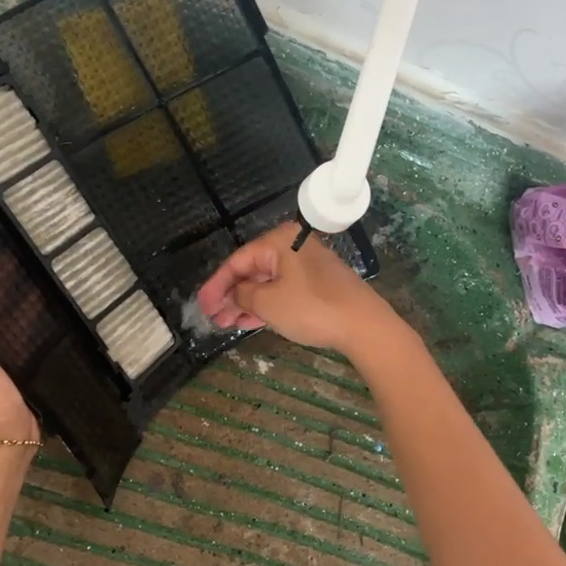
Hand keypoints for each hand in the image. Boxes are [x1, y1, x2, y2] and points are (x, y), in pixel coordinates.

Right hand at [195, 223, 399, 353]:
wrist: (363, 324)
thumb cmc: (312, 307)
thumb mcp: (269, 302)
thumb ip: (243, 295)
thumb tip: (233, 294)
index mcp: (280, 241)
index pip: (238, 260)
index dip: (216, 285)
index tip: (202, 305)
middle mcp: (293, 246)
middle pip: (253, 270)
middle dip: (231, 295)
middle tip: (213, 318)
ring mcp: (308, 265)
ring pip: (268, 282)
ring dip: (247, 303)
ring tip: (227, 324)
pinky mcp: (319, 284)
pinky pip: (283, 291)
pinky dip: (266, 305)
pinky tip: (251, 322)